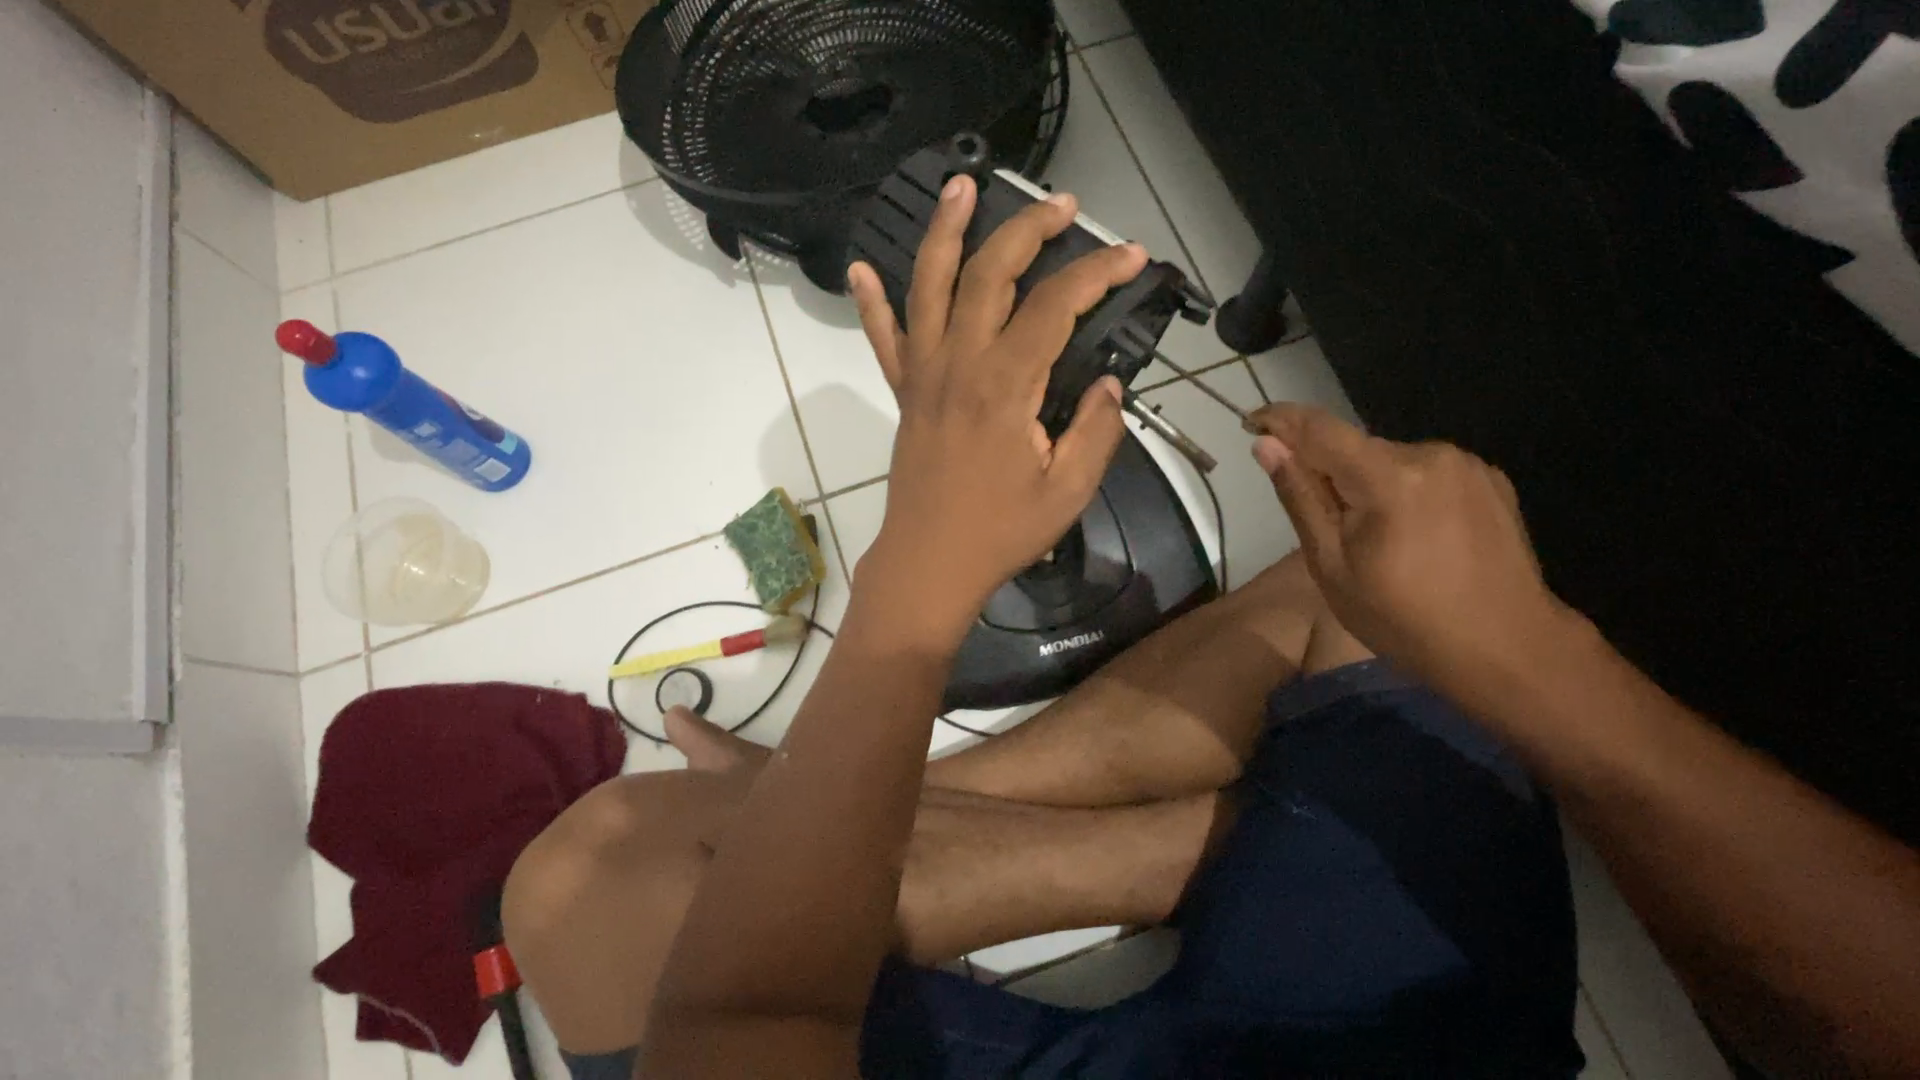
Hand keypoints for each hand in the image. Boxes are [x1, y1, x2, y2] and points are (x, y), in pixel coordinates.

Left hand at [847, 175, 1147, 640]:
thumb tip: (1112, 384)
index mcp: (1007, 384)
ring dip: (945, 231)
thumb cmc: (1001, 532)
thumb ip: (1097, 430)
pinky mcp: (904, 392)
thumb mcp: (1069, 490)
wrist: (929, 563)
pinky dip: (872, 302)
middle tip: (1064, 204)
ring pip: (930, 285)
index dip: (1098, 272)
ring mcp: (923, 373)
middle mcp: (960, 362)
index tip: (1132, 257)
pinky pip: (883, 338)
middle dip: (1029, 228)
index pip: (1057, 305)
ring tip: (961, 186)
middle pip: (991, 273)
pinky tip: (862, 267)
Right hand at [1249, 403, 1577, 681]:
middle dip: (1332, 474)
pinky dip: (1407, 492)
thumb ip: (1301, 498)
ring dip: (1371, 484)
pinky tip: (1417, 536)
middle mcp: (1431, 455)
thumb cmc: (1403, 619)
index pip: (1319, 428)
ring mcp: (1467, 465)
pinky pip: (1427, 473)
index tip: (1252, 423)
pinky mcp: (1491, 480)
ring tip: (1378, 540)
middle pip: (1357, 449)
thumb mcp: (1332, 566)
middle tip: (1328, 529)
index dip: (1281, 420)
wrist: (1506, 648)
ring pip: (1392, 461)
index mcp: (1388, 477)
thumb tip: (1268, 446)